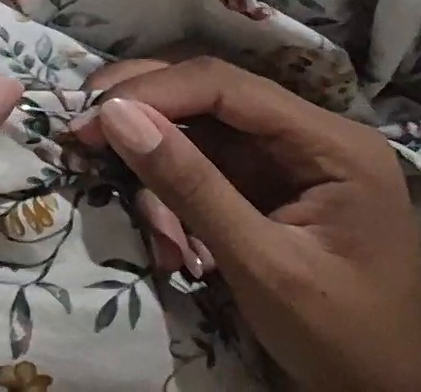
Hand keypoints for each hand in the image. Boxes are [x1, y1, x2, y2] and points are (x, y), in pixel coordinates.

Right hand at [73, 56, 420, 390]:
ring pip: (188, 117)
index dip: (150, 91)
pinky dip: (158, 175)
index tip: (87, 120)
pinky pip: (190, 152)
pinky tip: (155, 216)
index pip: (224, 85)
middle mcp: (309, 134)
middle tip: (81, 132)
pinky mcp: (257, 175)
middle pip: (203, 87)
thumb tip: (112, 114)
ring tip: (114, 179)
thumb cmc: (338, 335)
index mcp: (334, 145)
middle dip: (137, 106)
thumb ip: (189, 185)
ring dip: (145, 146)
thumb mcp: (261, 263)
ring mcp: (282, 154)